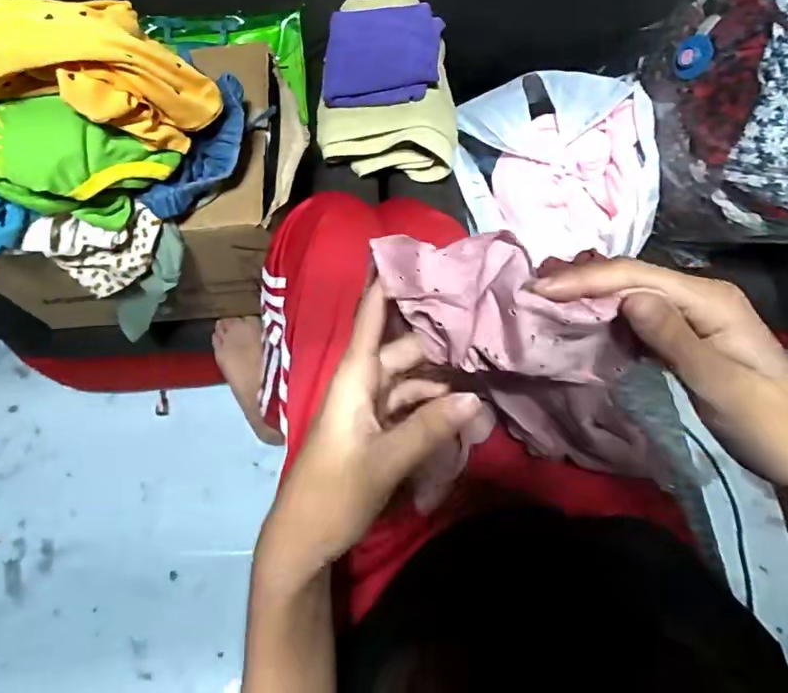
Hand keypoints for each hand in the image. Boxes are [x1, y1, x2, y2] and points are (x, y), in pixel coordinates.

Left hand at [255, 278, 488, 587]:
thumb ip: (430, 428)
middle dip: (435, 336)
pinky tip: (463, 408)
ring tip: (483, 366)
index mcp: (354, 376)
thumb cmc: (335, 490)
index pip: (370, 316)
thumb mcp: (386, 461)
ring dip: (440, 377)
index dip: (385, 283)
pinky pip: (408, 405)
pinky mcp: (375, 428)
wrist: (304, 535)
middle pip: (401, 348)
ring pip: (409, 378)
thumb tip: (475, 398)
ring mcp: (368, 405)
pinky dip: (432, 405)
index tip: (408, 251)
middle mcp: (361, 381)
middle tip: (479, 319)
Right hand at [534, 258, 787, 504]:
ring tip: (546, 297)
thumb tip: (627, 297)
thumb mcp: (722, 386)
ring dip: (588, 295)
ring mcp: (692, 315)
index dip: (585, 279)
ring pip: (628, 293)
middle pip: (629, 277)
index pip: (636, 276)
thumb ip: (673, 339)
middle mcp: (700, 296)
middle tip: (532, 287)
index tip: (540, 289)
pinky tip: (581, 319)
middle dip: (580, 280)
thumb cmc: (772, 426)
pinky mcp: (684, 335)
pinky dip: (605, 315)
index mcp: (711, 299)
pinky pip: (635, 316)